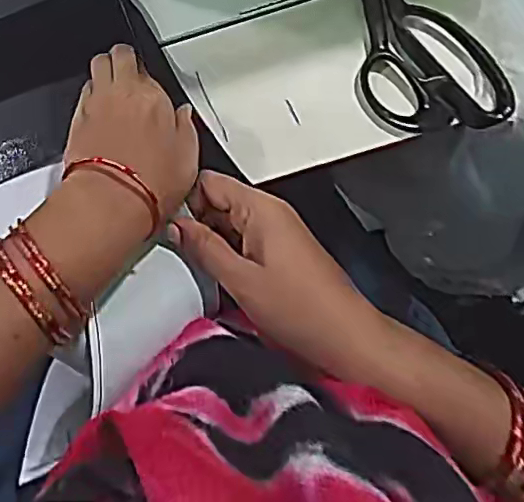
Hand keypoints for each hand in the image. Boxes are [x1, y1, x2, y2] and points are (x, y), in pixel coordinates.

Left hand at [62, 45, 199, 217]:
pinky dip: (90, 91)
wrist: (110, 199)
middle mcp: (124, 92)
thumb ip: (186, 129)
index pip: (148, 71)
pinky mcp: (78, 115)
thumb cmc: (148, 184)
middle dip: (122, 58)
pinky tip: (96, 103)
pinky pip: (83, 89)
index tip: (149, 91)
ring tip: (109, 78)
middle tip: (126, 68)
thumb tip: (184, 117)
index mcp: (154, 98)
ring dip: (104, 69)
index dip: (147, 79)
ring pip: (98, 64)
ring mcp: (98, 101)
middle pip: (119, 55)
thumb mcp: (187, 160)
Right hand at [168, 171, 394, 382]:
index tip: (171, 227)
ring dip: (213, 242)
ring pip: (228, 221)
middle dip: (197, 224)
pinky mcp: (280, 248)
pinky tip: (228, 279)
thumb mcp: (241, 281)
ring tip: (209, 271)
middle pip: (216, 200)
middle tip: (187, 254)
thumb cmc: (307, 313)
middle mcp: (270, 211)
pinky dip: (230, 254)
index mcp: (261, 207)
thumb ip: (203, 247)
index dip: (185, 202)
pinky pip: (243, 238)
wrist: (352, 342)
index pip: (206, 181)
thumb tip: (176, 227)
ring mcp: (277, 229)